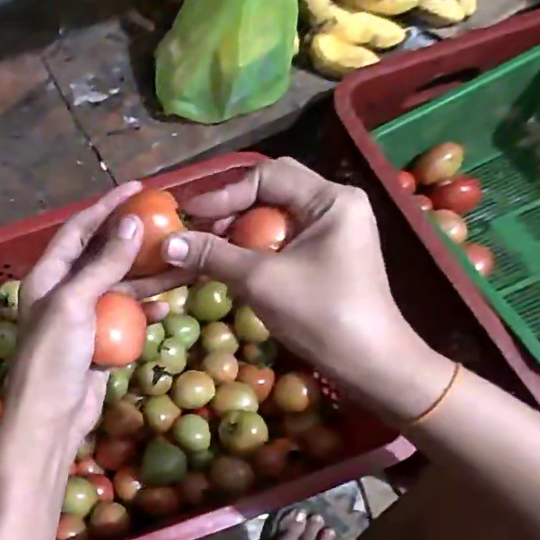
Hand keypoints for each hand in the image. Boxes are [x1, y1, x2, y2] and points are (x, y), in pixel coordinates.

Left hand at [5, 181, 147, 461]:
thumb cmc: (53, 356)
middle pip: (103, 258)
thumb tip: (132, 224)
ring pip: (121, 290)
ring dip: (148, 279)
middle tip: (167, 226)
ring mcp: (84, 319)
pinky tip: (167, 310)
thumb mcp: (75, 304)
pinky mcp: (100, 344)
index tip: (138, 190)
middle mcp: (64, 293)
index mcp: (47, 276)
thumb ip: (103, 265)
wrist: (52, 417)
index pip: (78, 231)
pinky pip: (127, 320)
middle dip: (134, 243)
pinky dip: (145, 315)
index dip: (106, 208)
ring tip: (180, 265)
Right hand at [128, 158, 455, 422]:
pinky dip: (257, 250)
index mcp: (332, 199)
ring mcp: (336, 233)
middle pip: (273, 193)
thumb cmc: (321, 315)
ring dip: (242, 232)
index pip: (268, 176)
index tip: (189, 215)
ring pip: (278, 219)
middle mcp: (338, 206)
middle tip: (198, 232)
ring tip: (210, 251)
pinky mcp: (330, 258)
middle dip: (232, 211)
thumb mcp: (261, 282)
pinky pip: (286, 241)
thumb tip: (168, 244)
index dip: (224, 194)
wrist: (371, 363)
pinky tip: (235, 266)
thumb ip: (213, 257)